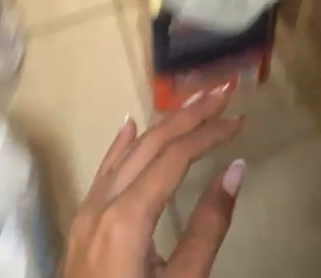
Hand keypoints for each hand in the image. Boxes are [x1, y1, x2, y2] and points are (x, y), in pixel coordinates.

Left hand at [62, 85, 246, 277]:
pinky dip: (122, 145)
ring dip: (163, 124)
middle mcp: (102, 205)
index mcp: (127, 217)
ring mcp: (85, 216)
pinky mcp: (79, 230)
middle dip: (189, 114)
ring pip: (127, 153)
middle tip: (223, 91)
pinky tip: (130, 127)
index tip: (240, 118)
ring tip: (193, 102)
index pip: (175, 156)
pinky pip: (103, 173)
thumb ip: (209, 226)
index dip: (209, 132)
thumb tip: (236, 168)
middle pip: (150, 143)